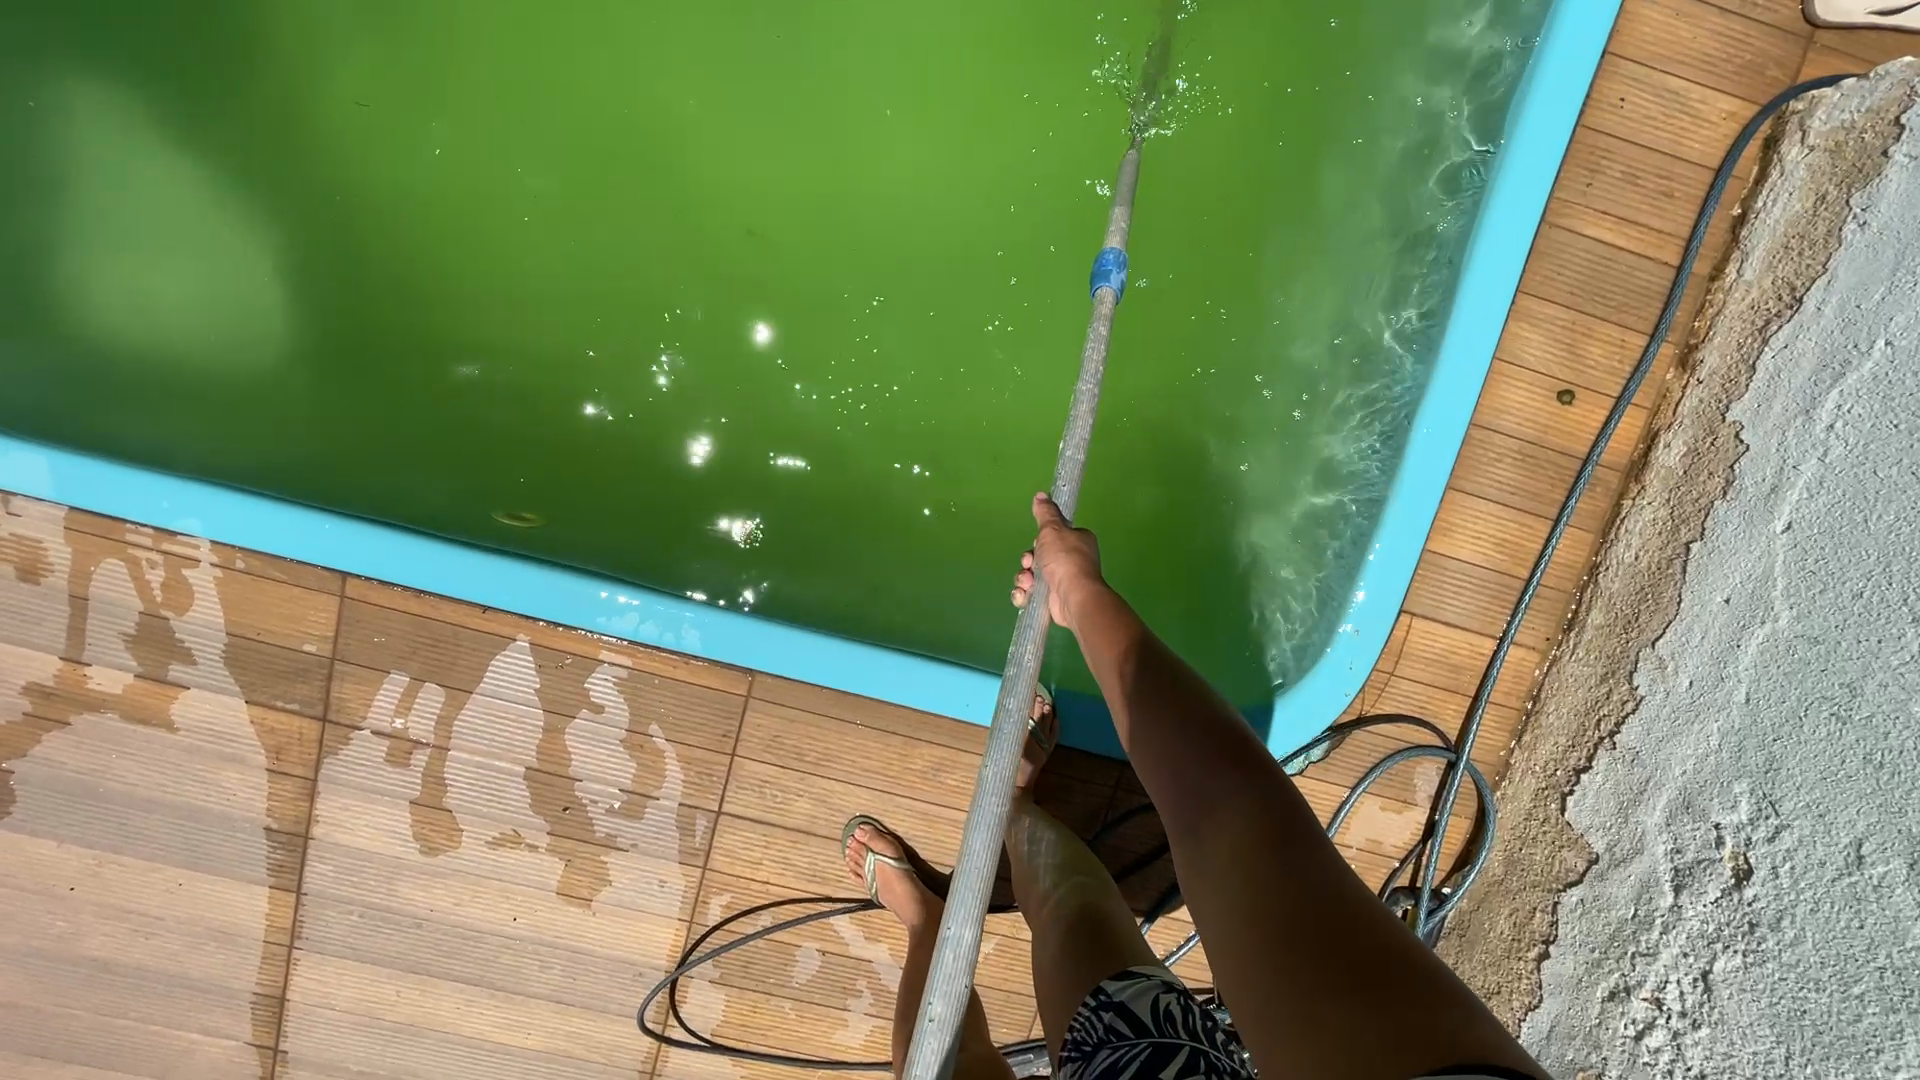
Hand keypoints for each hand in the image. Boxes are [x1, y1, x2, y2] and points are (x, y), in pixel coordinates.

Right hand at [1011, 492, 1105, 631]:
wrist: (1072, 596)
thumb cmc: (1065, 559)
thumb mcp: (1053, 530)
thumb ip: (1045, 513)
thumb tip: (1040, 495)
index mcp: (1077, 541)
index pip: (1053, 536)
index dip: (1040, 540)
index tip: (1036, 543)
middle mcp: (1071, 560)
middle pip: (1038, 556)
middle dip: (1028, 562)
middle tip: (1029, 565)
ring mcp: (1062, 581)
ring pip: (1031, 575)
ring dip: (1024, 579)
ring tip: (1028, 584)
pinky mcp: (1052, 600)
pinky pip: (1031, 594)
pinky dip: (1024, 594)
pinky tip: (1025, 595)